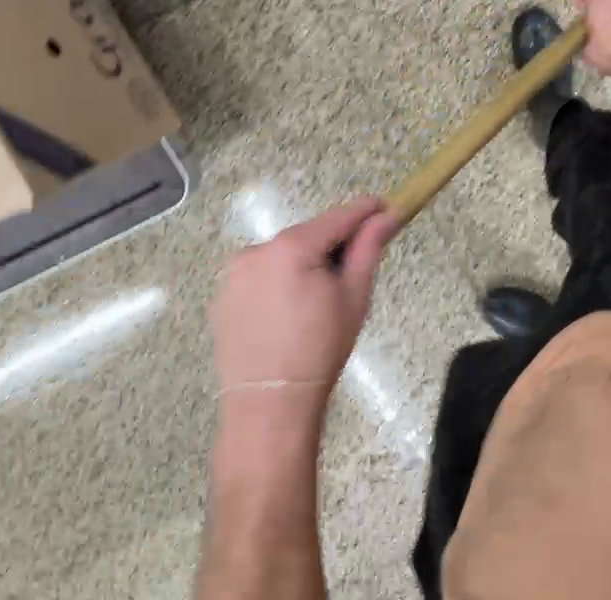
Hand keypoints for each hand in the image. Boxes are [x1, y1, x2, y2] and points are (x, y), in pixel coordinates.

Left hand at [210, 198, 398, 404]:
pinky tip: (292, 313)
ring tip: (320, 299)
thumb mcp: (354, 294)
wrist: (270, 404)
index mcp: (290, 247)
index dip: (365, 211)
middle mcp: (256, 250)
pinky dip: (281, 282)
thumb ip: (369, 247)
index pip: (337, 218)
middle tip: (355, 270)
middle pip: (308, 236)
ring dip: (305, 264)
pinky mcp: (222, 297)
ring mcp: (233, 274)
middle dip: (333, 245)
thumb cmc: (321, 348)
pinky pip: (262, 277)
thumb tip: (387, 215)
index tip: (387, 206)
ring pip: (283, 256)